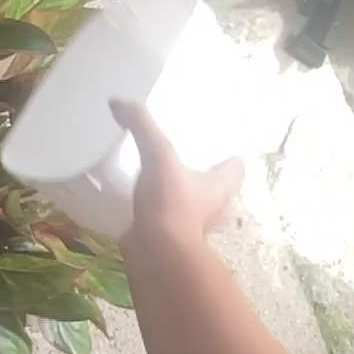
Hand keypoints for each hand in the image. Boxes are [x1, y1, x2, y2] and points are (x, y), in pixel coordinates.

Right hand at [109, 99, 243, 250]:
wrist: (155, 251)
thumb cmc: (170, 202)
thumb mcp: (158, 155)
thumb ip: (141, 126)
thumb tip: (118, 101)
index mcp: (222, 184)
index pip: (235, 166)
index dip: (228, 157)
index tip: (213, 148)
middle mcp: (215, 207)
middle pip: (216, 187)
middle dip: (203, 178)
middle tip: (183, 163)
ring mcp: (193, 226)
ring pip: (193, 207)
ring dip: (181, 199)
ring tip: (159, 184)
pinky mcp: (170, 240)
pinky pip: (168, 222)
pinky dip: (159, 215)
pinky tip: (142, 206)